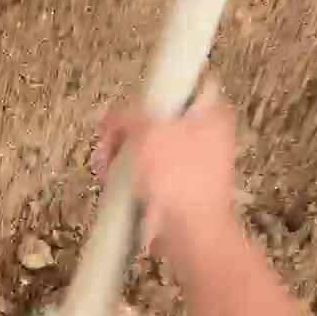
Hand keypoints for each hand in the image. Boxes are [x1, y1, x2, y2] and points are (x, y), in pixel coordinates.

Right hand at [95, 82, 237, 256]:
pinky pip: (146, 173)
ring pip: (148, 147)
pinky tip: (114, 182)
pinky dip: (128, 176)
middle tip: (110, 139)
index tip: (135, 98)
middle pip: (158, 119)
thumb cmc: (180, 178)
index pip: (188, 85)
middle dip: (127, 130)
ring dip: (122, 155)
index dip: (158, 88)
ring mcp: (190, 164)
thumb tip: (111, 113)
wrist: (191, 231)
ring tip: (107, 166)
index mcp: (210, 114)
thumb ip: (127, 115)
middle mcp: (204, 136)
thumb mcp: (147, 132)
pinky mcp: (176, 188)